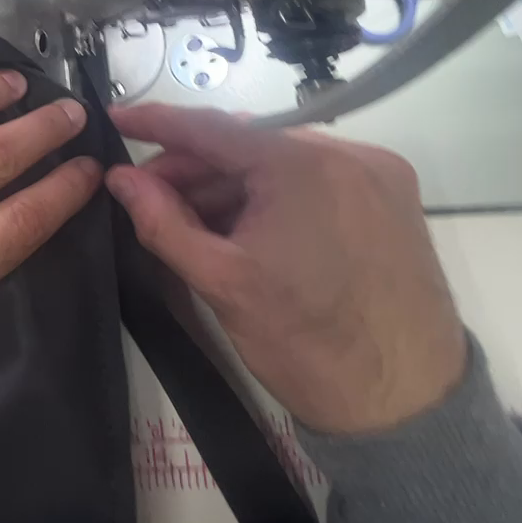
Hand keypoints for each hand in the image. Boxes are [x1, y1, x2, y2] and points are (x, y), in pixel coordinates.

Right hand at [104, 104, 465, 434]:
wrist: (406, 406)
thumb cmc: (305, 342)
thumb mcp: (219, 280)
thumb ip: (161, 219)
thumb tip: (118, 177)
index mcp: (303, 166)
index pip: (211, 127)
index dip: (156, 120)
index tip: (115, 116)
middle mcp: (347, 153)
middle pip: (245, 144)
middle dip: (190, 168)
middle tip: (146, 197)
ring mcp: (376, 174)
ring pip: (277, 161)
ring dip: (227, 185)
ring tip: (189, 222)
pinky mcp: (392, 199)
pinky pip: (310, 178)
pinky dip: (268, 194)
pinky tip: (240, 228)